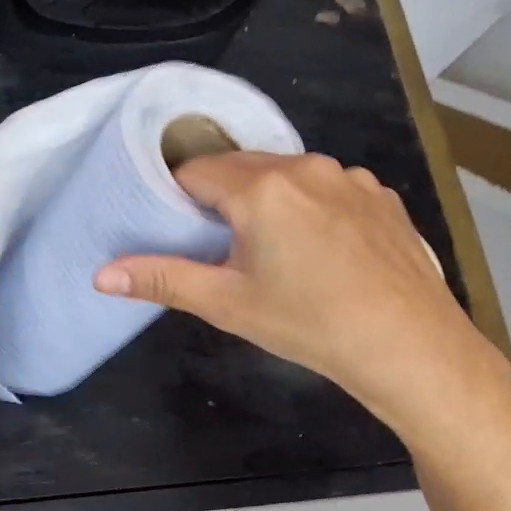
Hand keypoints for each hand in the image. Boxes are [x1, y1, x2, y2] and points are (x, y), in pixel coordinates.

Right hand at [94, 152, 506, 425]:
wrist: (408, 344)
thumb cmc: (307, 323)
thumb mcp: (225, 303)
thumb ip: (162, 279)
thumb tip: (101, 274)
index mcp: (262, 188)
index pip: (196, 171)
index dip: (176, 198)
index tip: (172, 231)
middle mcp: (306, 167)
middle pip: (241, 168)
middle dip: (218, 199)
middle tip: (210, 248)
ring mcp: (349, 178)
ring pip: (284, 176)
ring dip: (262, 202)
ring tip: (262, 253)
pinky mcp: (379, 196)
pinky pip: (323, 188)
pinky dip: (305, 208)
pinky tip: (313, 253)